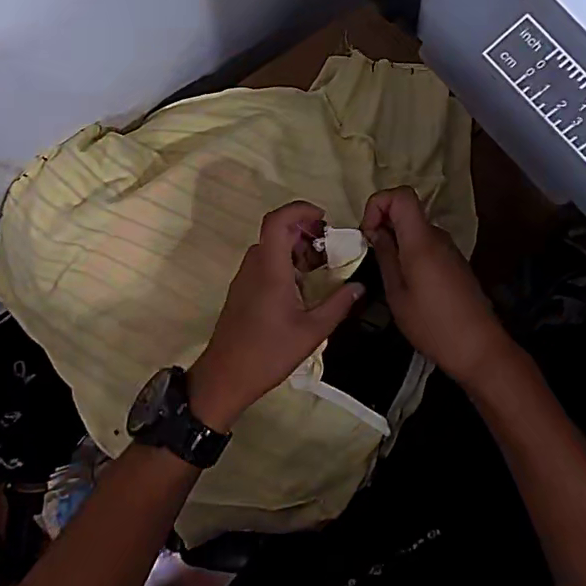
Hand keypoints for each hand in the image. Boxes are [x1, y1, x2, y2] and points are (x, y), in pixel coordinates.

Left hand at [188, 201, 364, 430]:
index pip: (278, 220)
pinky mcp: (242, 290)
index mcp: (270, 269)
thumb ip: (339, 305)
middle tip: (328, 249)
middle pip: (276, 231)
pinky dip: (284, 262)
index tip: (323, 219)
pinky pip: (263, 262)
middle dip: (304, 231)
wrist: (226, 376)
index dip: (300, 210)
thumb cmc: (269, 353)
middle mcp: (254, 266)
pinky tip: (301, 287)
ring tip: (319, 269)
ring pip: (270, 247)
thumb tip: (360, 287)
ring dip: (294, 248)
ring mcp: (245, 277)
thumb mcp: (312, 331)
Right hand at [361, 187, 517, 388]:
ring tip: (387, 275)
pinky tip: (407, 284)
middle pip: (407, 211)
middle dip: (383, 224)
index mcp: (422, 240)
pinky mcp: (454, 263)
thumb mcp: (397, 293)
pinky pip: (426, 245)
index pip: (401, 195)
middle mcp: (438, 236)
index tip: (368, 233)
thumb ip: (385, 256)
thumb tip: (375, 231)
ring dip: (396, 241)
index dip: (378, 204)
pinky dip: (410, 253)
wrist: (480, 348)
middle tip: (371, 256)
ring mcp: (449, 249)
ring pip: (415, 230)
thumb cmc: (432, 324)